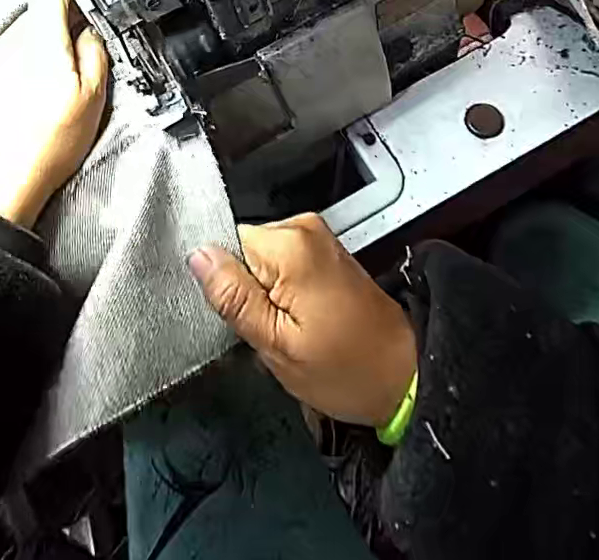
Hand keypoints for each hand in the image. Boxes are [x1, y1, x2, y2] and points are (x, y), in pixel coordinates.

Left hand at [0, 0, 109, 227]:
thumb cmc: (46, 146)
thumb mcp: (92, 97)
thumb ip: (94, 52)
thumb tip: (93, 28)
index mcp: (39, 42)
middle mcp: (9, 43)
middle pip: (42, 8)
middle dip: (69, 13)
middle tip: (94, 33)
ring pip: (29, 31)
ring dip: (51, 36)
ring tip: (71, 69)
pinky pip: (15, 52)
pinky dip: (34, 56)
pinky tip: (46, 86)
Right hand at [189, 213, 416, 426]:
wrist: (401, 369)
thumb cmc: (344, 367)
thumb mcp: (276, 343)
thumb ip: (233, 297)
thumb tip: (198, 257)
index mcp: (290, 245)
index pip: (224, 243)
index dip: (219, 281)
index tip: (230, 313)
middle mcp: (304, 228)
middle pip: (242, 249)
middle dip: (241, 288)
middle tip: (261, 329)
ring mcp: (316, 237)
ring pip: (258, 259)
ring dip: (260, 292)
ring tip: (281, 326)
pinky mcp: (323, 251)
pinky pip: (280, 262)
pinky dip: (277, 289)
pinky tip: (293, 317)